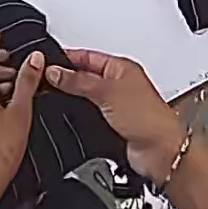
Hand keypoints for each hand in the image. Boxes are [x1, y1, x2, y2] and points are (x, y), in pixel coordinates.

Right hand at [44, 49, 186, 181]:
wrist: (161, 152)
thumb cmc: (148, 117)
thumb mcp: (106, 91)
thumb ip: (78, 81)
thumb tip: (55, 72)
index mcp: (120, 68)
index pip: (87, 56)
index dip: (67, 57)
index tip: (47, 61)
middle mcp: (118, 85)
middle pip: (84, 76)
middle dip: (66, 77)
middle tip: (46, 78)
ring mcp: (114, 105)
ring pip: (85, 96)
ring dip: (72, 97)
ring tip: (52, 95)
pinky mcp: (111, 125)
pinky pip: (88, 115)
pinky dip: (78, 115)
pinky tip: (68, 116)